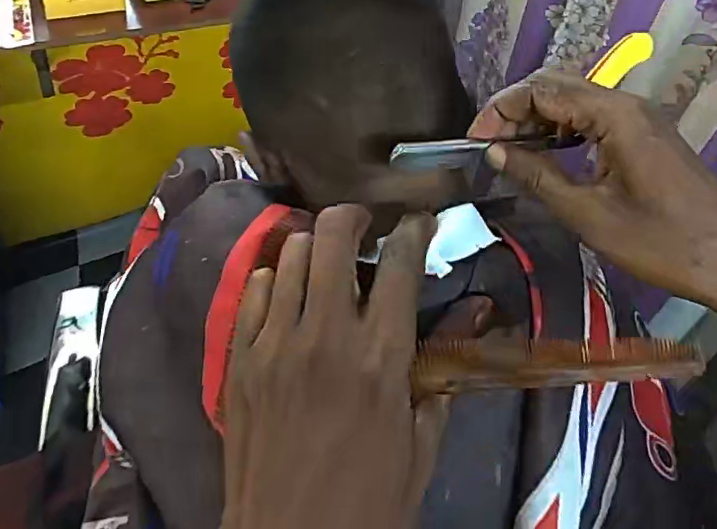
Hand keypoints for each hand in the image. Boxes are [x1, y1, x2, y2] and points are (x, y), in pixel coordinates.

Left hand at [221, 206, 446, 528]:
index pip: (401, 264)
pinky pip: (254, 287)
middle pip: (333, 235)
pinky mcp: (240, 356)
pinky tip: (287, 298)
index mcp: (379, 359)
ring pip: (290, 252)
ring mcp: (275, 342)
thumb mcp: (419, 446)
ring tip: (324, 263)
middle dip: (352, 217)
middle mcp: (325, 336)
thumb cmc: (366, 503)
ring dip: (313, 248)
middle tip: (363, 226)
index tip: (419, 221)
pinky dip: (275, 280)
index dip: (414, 229)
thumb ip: (442, 373)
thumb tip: (476, 315)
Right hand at [468, 70, 716, 315]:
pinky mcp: (646, 133)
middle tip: (488, 142)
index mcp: (613, 114)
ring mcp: (640, 116)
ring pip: (574, 97)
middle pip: (556, 84)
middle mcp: (626, 103)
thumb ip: (537, 176)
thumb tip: (494, 152)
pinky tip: (547, 151)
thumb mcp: (589, 214)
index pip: (541, 90)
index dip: (501, 110)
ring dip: (538, 116)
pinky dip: (562, 126)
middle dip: (515, 108)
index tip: (475, 139)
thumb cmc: (663, 243)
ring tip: (509, 147)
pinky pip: (593, 114)